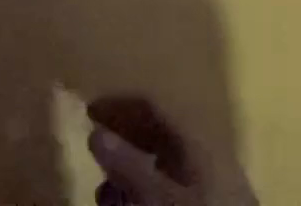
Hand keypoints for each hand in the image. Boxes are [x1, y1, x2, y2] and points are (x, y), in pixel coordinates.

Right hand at [87, 96, 255, 205]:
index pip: (152, 106)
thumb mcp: (158, 198)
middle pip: (156, 136)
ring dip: (131, 178)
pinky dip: (148, 196)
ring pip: (162, 167)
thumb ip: (127, 164)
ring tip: (108, 199)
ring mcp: (212, 185)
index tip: (88, 113)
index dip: (118, 105)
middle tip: (96, 161)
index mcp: (195, 142)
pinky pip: (173, 191)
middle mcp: (205, 155)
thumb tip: (95, 132)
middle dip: (122, 147)